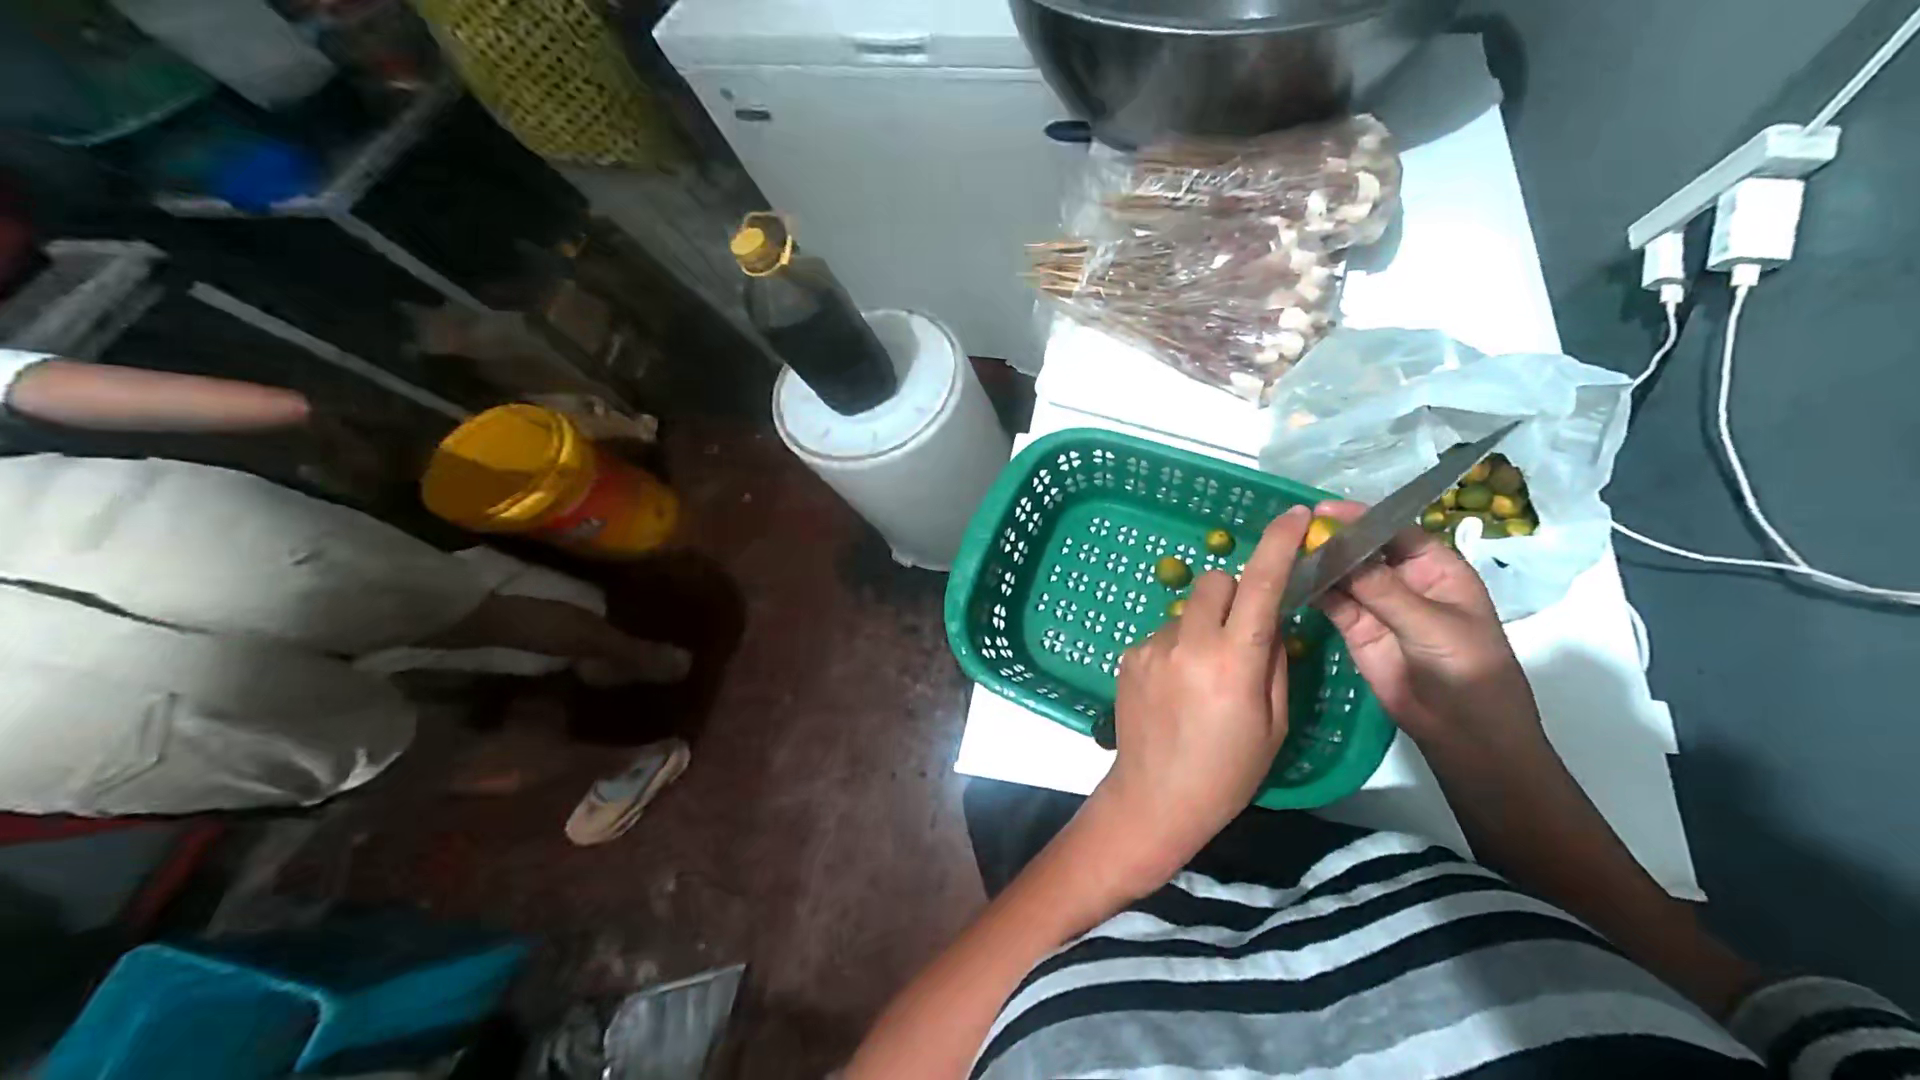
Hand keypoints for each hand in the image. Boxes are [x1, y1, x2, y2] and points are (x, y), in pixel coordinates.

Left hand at [1091, 506, 1311, 891]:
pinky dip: (1177, 647)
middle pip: (1215, 582)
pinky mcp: (1127, 655)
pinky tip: (1174, 688)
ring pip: (1187, 611)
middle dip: (1235, 594)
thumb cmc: (1227, 771)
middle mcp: (1188, 642)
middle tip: (1241, 632)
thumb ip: (1273, 662)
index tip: (1292, 517)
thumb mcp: (1273, 723)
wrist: (1154, 796)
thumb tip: (1269, 621)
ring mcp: (1151, 646)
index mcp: (1234, 660)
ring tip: (1201, 676)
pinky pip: (1163, 634)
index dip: (1278, 545)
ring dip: (1203, 626)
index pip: (1261, 585)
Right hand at [1310, 500, 1541, 749]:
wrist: (1463, 732)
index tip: (1324, 511)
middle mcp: (1405, 581)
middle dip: (1334, 539)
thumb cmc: (1468, 671)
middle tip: (1294, 529)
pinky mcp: (1356, 630)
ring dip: (1318, 563)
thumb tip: (1340, 555)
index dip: (1363, 519)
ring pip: (1343, 575)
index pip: (1396, 532)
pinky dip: (1310, 591)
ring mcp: (1378, 606)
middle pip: (1364, 550)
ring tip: (1284, 550)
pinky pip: (1331, 603)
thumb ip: (1384, 590)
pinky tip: (1288, 579)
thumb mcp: (1432, 626)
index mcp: (1437, 570)